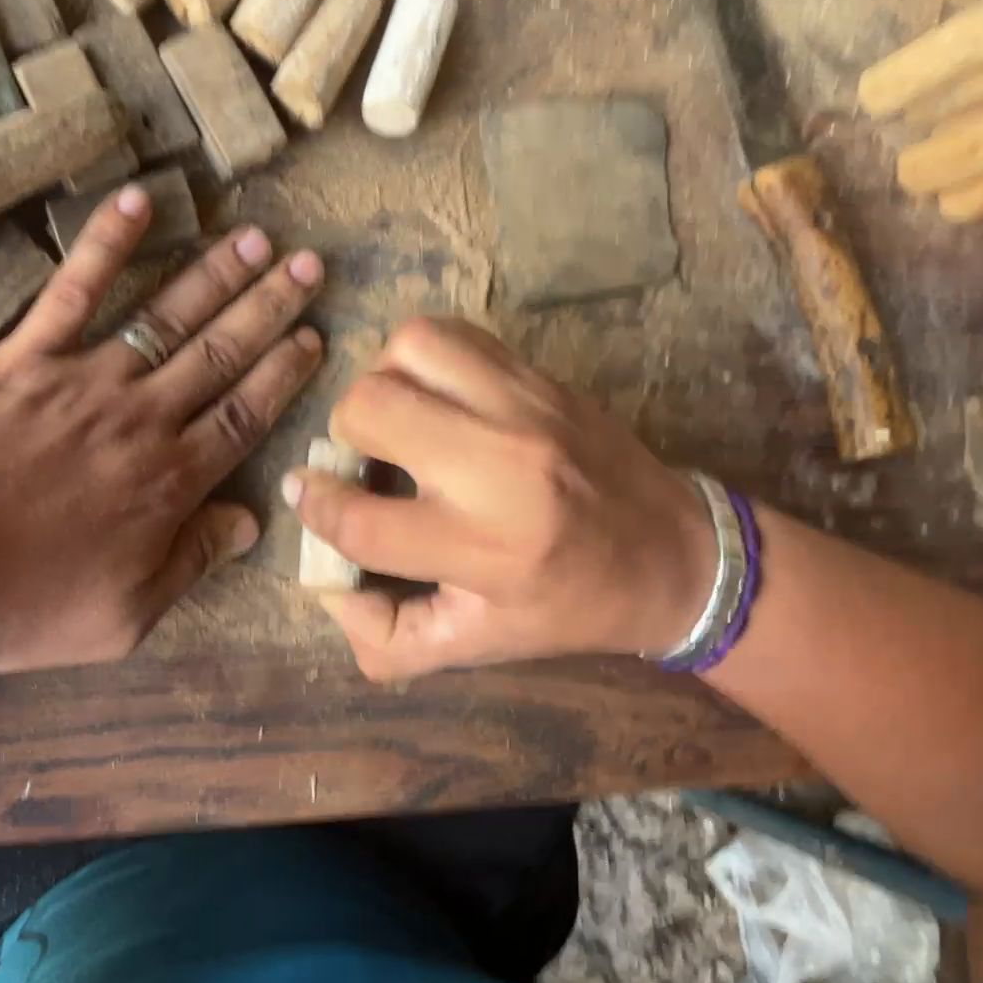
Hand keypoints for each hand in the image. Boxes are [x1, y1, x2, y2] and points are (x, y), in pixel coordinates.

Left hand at [0, 185, 325, 675]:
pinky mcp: (24, 358)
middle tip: (308, 265)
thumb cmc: (23, 605)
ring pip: (166, 316)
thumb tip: (251, 521)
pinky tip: (137, 200)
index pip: (246, 416)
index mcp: (169, 483)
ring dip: (215, 273)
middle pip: (220, 354)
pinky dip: (107, 242)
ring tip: (255, 237)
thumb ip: (192, 561)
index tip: (313, 336)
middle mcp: (140, 419)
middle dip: (270, 307)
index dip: (284, 373)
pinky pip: (73, 290)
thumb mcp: (125, 616)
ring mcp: (83, 381)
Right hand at [286, 318, 717, 680]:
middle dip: (345, 435)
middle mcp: (502, 469)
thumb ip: (385, 636)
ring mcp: (525, 409)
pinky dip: (421, 357)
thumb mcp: (474, 648)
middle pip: (371, 410)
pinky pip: (451, 334)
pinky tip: (433, 394)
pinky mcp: (541, 378)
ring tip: (399, 419)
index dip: (315, 506)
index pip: (361, 520)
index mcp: (484, 550)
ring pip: (407, 351)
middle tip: (365, 460)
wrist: (677, 556)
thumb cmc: (565, 608)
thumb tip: (326, 584)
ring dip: (382, 382)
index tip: (305, 494)